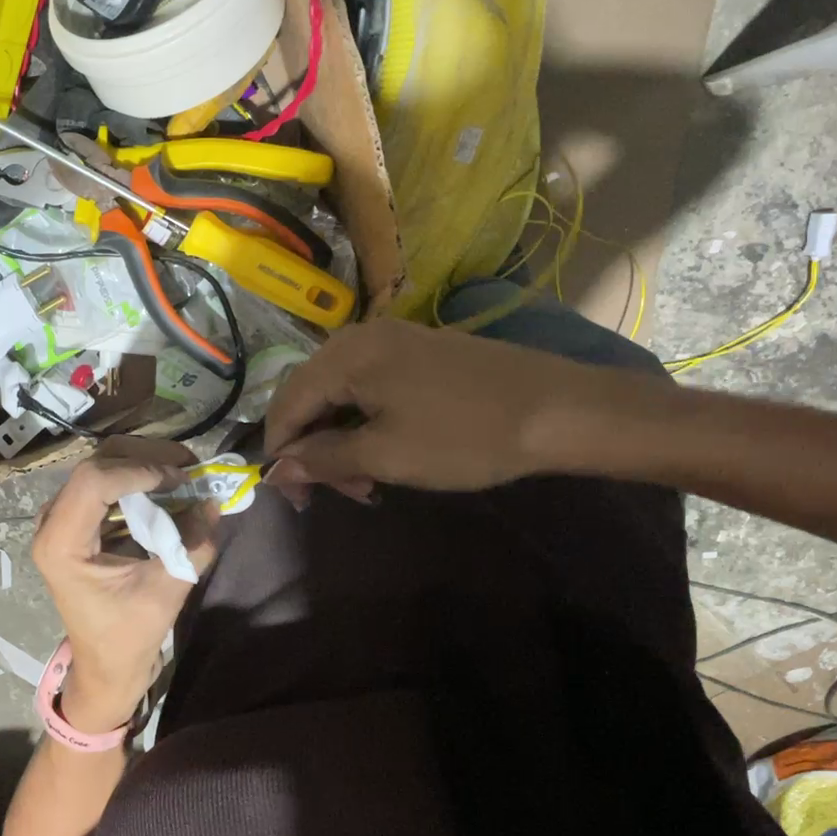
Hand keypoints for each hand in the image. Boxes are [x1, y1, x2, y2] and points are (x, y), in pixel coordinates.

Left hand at [31, 438, 217, 730]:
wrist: (104, 665)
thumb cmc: (126, 637)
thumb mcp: (165, 593)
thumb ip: (191, 546)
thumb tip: (214, 502)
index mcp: (60, 544)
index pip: (94, 481)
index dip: (140, 470)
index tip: (182, 479)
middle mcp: (52, 522)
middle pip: (96, 463)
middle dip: (146, 457)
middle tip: (191, 466)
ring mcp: (62, 518)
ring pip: (101, 465)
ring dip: (144, 462)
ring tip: (185, 473)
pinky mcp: (77, 519)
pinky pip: (106, 482)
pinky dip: (139, 477)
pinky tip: (170, 486)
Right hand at [262, 318, 622, 500]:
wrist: (562, 410)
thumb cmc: (464, 436)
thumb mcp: (385, 455)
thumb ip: (322, 460)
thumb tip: (275, 470)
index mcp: (345, 355)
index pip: (286, 404)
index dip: (281, 453)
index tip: (295, 498)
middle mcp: (361, 337)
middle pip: (311, 395)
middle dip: (315, 448)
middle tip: (342, 493)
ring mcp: (394, 339)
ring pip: (342, 393)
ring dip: (342, 440)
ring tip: (367, 481)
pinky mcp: (421, 351)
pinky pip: (371, 386)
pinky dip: (367, 422)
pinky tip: (386, 451)